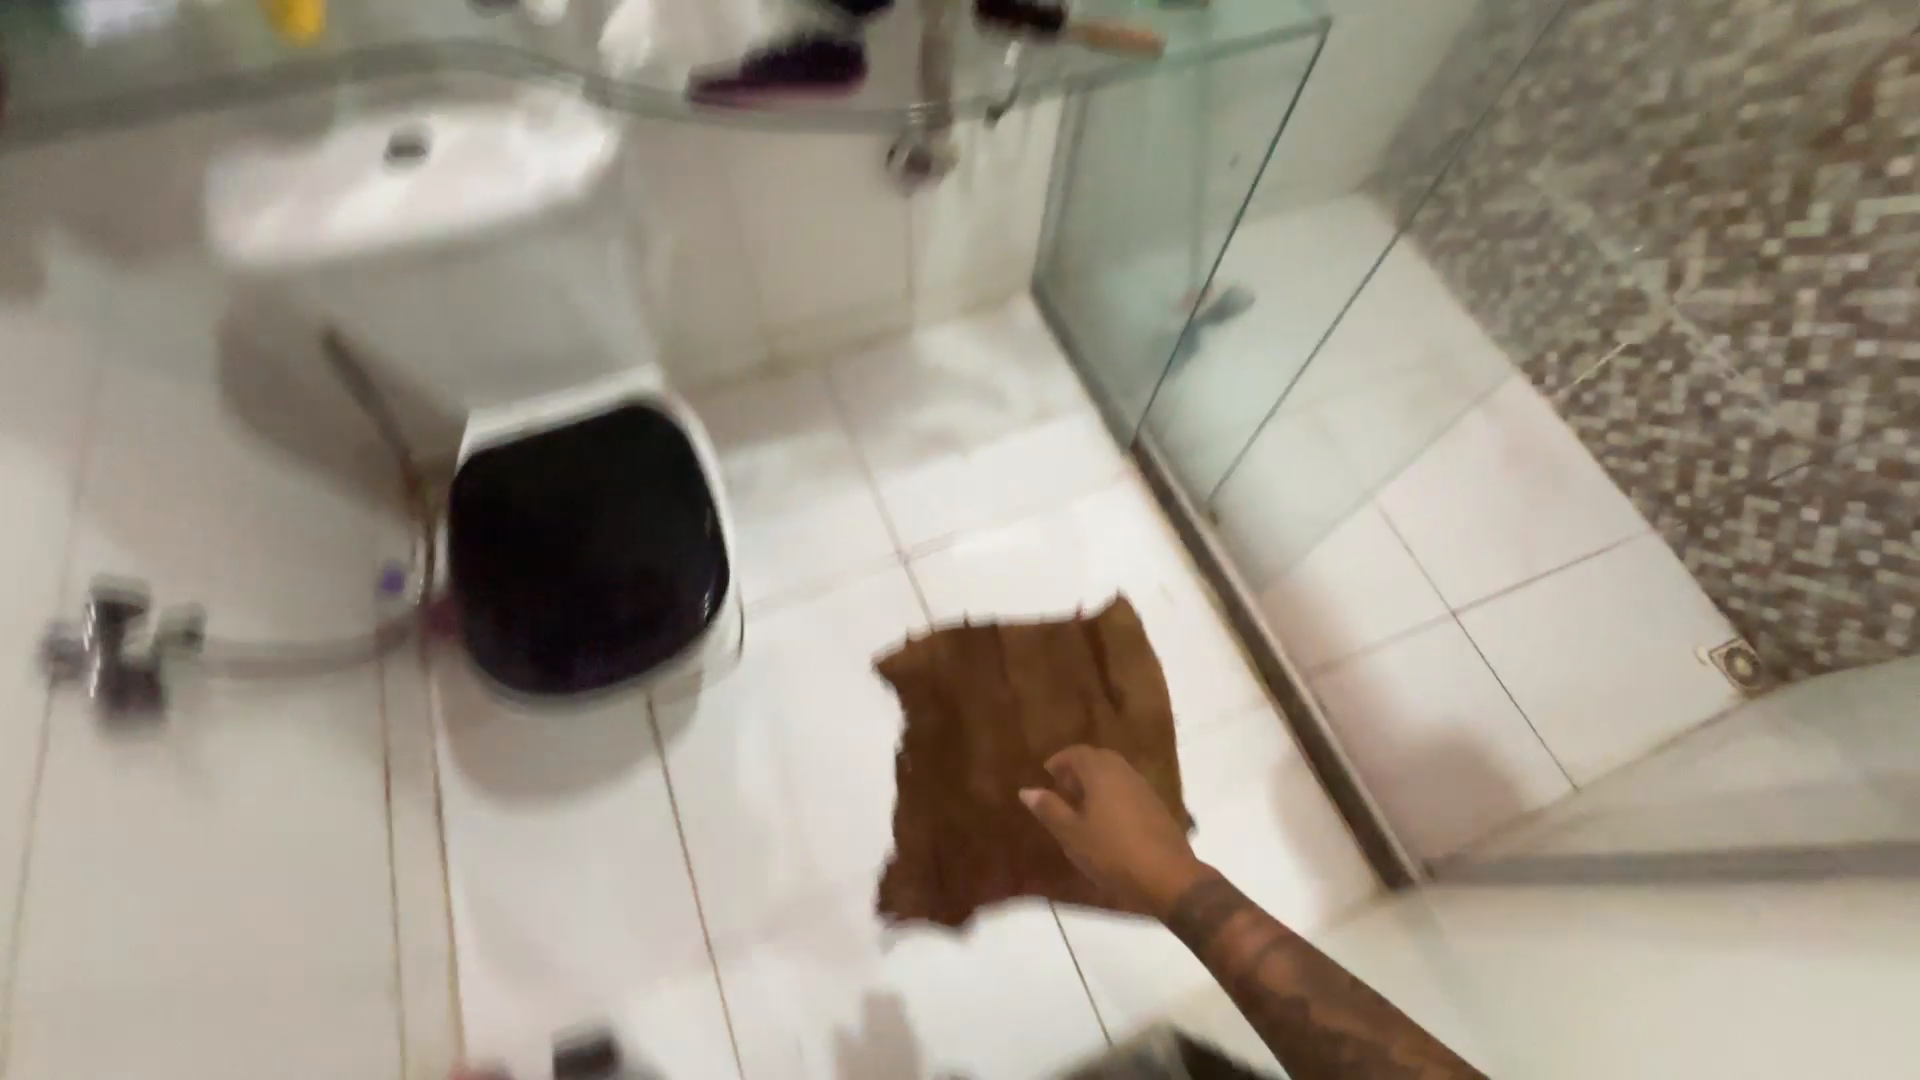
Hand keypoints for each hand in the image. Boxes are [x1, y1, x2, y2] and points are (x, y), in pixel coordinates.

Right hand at [1021, 745, 1211, 917]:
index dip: (1059, 761)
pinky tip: (1107, 821)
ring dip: (1096, 782)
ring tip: (1081, 806)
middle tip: (1062, 789)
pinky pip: (1127, 788)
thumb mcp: (1072, 835)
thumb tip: (1026, 790)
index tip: (1046, 775)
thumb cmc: (1112, 853)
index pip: (1077, 752)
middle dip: (1077, 769)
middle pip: (1097, 759)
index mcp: (1101, 772)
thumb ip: (1049, 809)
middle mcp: (1123, 771)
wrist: (1168, 878)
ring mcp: (1144, 787)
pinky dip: (1112, 794)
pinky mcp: (1156, 806)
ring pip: (1114, 773)